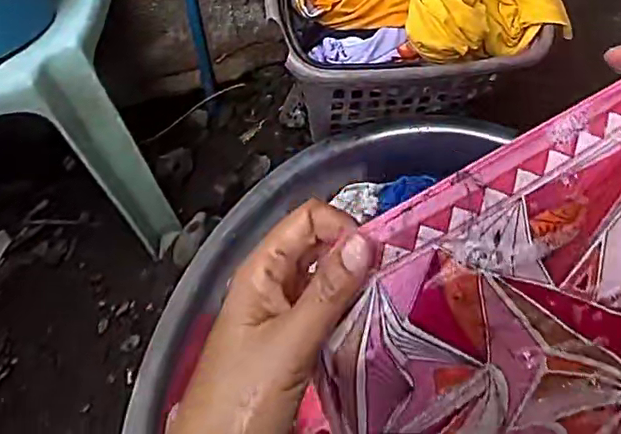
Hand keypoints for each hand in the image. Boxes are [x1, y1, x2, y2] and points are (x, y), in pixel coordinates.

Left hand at [169, 200, 375, 433]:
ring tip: (379, 297)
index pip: (307, 218)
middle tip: (384, 272)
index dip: (340, 225)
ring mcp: (283, 313)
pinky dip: (348, 311)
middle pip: (319, 244)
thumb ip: (327, 292)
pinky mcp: (293, 342)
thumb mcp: (288, 343)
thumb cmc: (236, 403)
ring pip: (325, 279)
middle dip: (352, 252)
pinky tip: (364, 324)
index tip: (371, 251)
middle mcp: (272, 283)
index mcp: (262, 269)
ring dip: (352, 284)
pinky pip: (326, 311)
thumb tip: (363, 242)